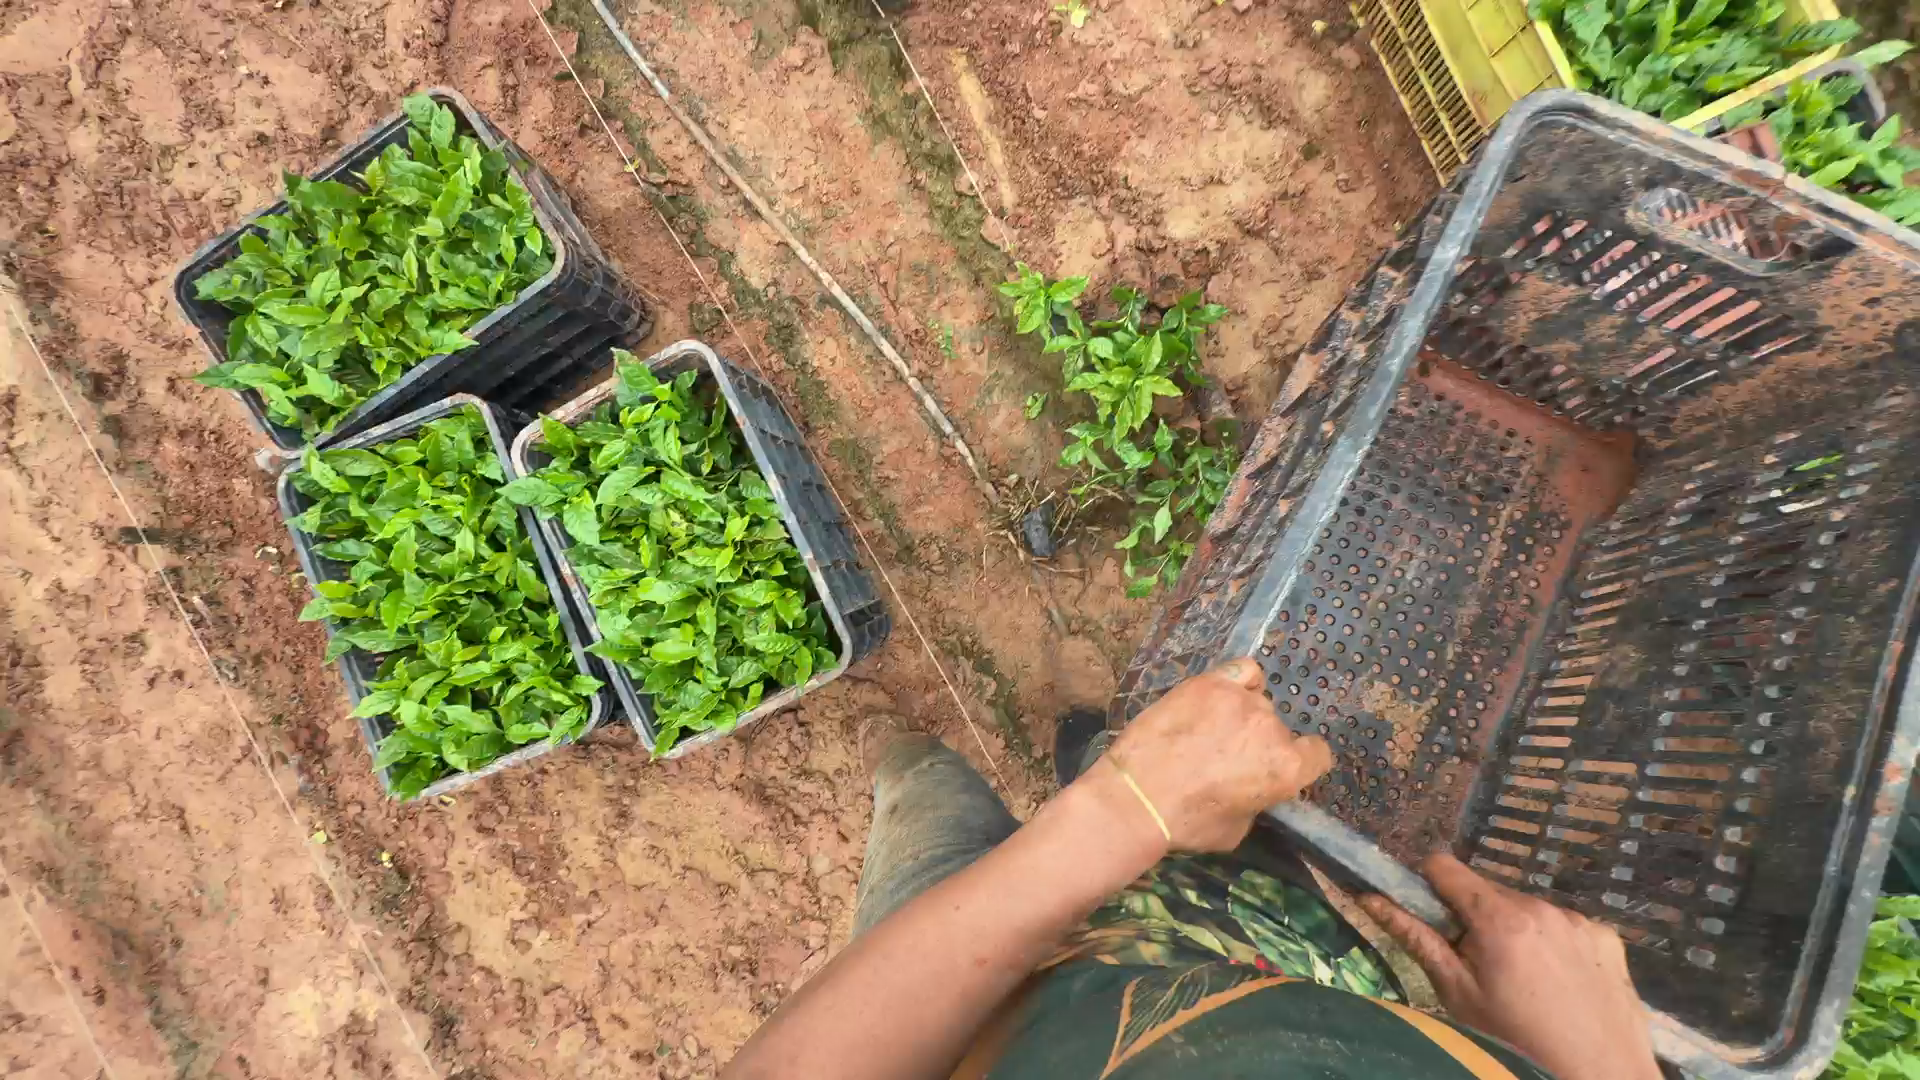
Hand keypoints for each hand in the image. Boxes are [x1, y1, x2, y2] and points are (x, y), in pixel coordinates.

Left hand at [1090, 657, 1332, 852]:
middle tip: (1225, 754)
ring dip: (1239, 714)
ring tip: (1207, 728)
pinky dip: (1235, 681)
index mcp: (1287, 767)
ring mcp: (1240, 700)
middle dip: (1257, 741)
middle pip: (1277, 728)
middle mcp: (1271, 727)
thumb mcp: (1239, 828)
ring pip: (1254, 701)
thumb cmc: (1188, 821)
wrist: (1140, 794)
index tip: (1274, 768)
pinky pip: (1240, 671)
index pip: (1316, 754)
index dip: (1298, 762)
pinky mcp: (1208, 682)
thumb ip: (1257, 798)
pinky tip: (1218, 695)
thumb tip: (1251, 786)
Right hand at [1359, 854, 1660, 1079]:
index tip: (1433, 917)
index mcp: (1498, 918)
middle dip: (1473, 914)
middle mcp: (1540, 907)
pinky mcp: (1609, 938)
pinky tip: (1561, 980)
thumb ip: (1412, 936)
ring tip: (1524, 977)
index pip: (1443, 865)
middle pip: (1484, 889)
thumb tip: (1366, 896)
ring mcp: (1580, 922)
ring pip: (1523, 906)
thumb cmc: (1514, 1041)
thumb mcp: (1455, 992)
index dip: (1428, 885)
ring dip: (1513, 927)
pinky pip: (1562, 923)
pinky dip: (1552, 941)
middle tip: (1480, 962)